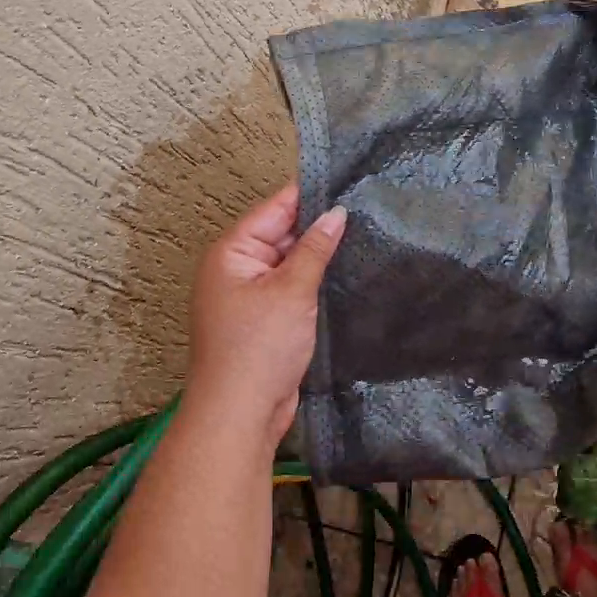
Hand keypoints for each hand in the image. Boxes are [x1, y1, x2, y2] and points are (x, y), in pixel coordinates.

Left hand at [188, 183, 345, 444]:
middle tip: (365, 209)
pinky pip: (291, 287)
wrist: (240, 415)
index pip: (275, 208)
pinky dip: (313, 280)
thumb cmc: (259, 347)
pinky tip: (344, 273)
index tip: (347, 181)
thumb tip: (336, 213)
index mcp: (232, 252)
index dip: (310, 195)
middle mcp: (236, 268)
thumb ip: (315, 247)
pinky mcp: (265, 319)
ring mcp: (249, 295)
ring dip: (317, 255)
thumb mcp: (292, 290)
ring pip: (289, 261)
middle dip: (318, 226)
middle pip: (282, 233)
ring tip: (364, 235)